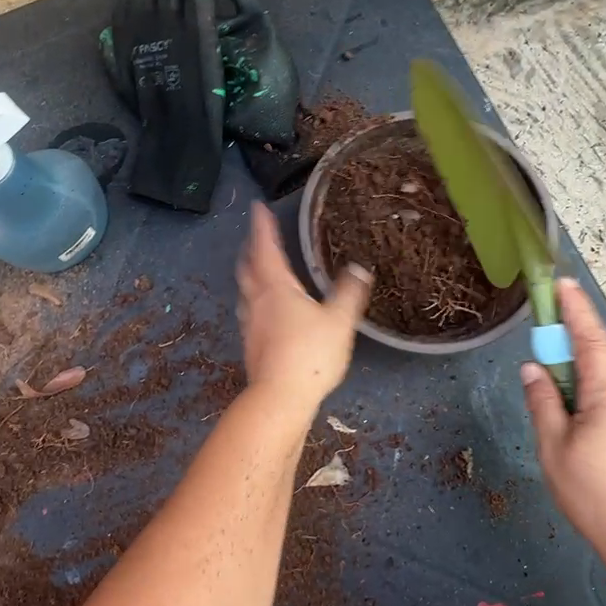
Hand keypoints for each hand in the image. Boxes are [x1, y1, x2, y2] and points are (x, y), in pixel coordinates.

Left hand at [235, 204, 370, 409]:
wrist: (279, 397)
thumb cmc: (310, 354)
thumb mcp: (338, 321)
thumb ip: (349, 294)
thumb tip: (359, 269)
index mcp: (276, 287)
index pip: (265, 249)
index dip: (262, 227)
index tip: (257, 208)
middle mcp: (257, 300)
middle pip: (248, 267)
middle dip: (251, 248)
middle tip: (256, 235)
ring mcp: (250, 323)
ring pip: (245, 289)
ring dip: (249, 272)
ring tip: (256, 267)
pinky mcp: (250, 343)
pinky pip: (248, 309)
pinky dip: (253, 297)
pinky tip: (261, 309)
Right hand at [521, 279, 605, 563]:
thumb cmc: (597, 496)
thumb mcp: (554, 449)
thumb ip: (543, 403)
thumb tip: (533, 369)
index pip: (590, 340)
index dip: (575, 310)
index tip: (563, 284)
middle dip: (580, 338)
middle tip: (552, 333)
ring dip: (590, 370)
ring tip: (562, 384)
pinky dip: (602, 394)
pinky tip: (586, 419)